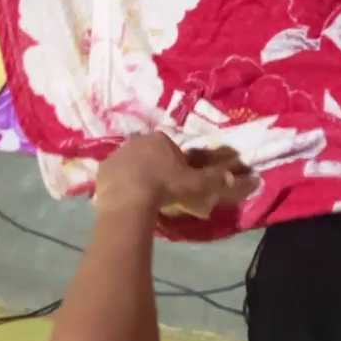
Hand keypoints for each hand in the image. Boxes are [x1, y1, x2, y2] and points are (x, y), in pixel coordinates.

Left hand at [92, 134, 257, 218]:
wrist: (130, 201)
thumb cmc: (165, 188)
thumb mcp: (195, 184)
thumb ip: (215, 178)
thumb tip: (237, 174)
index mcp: (160, 139)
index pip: (170, 146)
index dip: (174, 162)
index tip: (176, 178)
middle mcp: (137, 140)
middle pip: (149, 151)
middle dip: (154, 164)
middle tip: (159, 186)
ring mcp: (117, 153)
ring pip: (130, 161)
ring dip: (136, 172)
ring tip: (142, 193)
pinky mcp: (102, 169)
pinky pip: (114, 174)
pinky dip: (119, 182)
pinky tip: (126, 197)